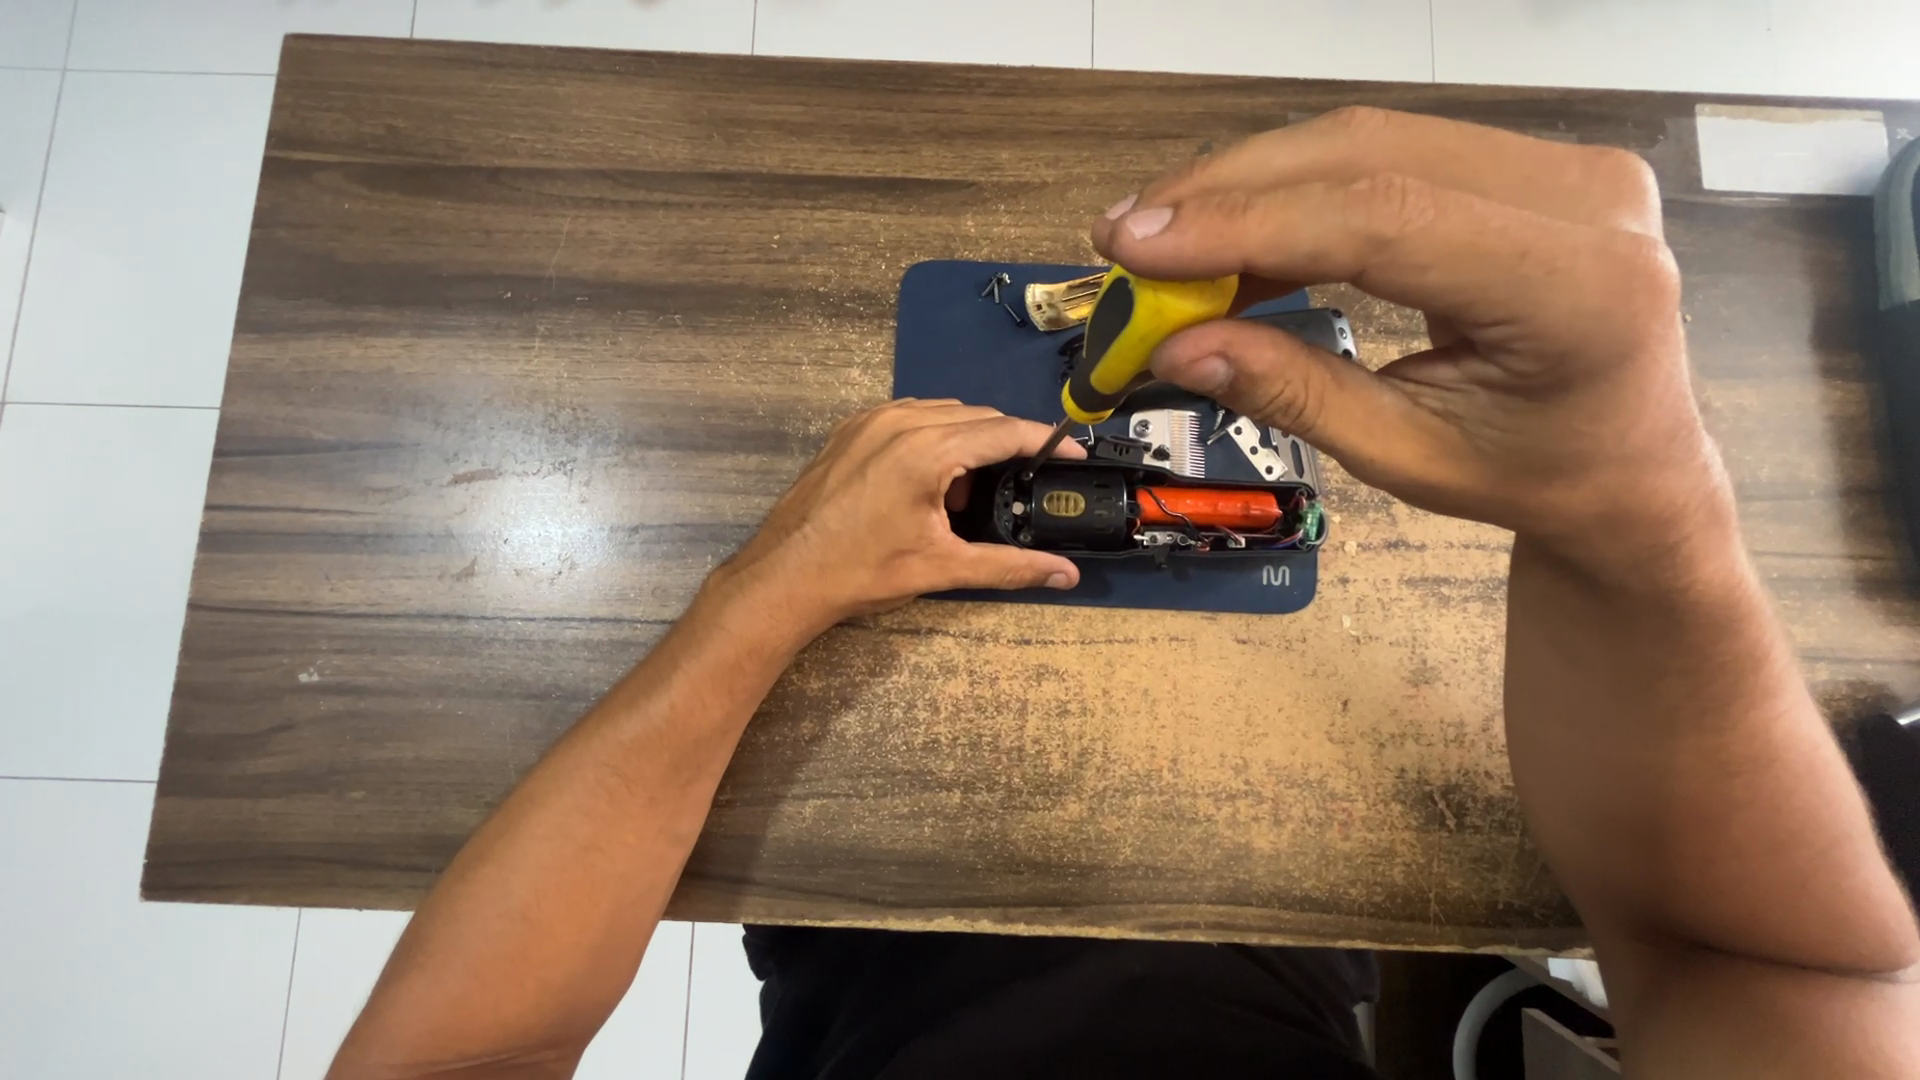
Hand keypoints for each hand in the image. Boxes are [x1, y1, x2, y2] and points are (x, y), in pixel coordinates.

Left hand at [718, 399, 1083, 630]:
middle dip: (1007, 444)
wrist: (784, 577)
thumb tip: (1066, 575)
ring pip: (942, 414)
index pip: (1004, 431)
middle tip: (1025, 481)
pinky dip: (933, 439)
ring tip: (969, 494)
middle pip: (976, 417)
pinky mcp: (850, 429)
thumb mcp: (942, 569)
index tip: (1074, 452)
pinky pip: (909, 418)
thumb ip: (1011, 567)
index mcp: (926, 449)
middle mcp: (899, 421)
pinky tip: (931, 481)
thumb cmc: (861, 573)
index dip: (1046, 440)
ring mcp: (870, 420)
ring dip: (968, 442)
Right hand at [1093, 107, 1725, 580]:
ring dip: (1244, 185)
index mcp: (1572, 285)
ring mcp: (1556, 165)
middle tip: (1123, 237)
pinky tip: (1226, 236)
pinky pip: (1379, 158)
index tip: (1132, 247)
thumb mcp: (1399, 455)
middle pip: (1363, 154)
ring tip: (1157, 238)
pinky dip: (1287, 196)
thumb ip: (1289, 392)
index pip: (1378, 220)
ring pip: (1362, 141)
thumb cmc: (1524, 477)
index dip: (1241, 225)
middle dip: (1224, 192)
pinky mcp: (1519, 166)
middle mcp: (1578, 194)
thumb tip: (1173, 349)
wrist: (1625, 463)